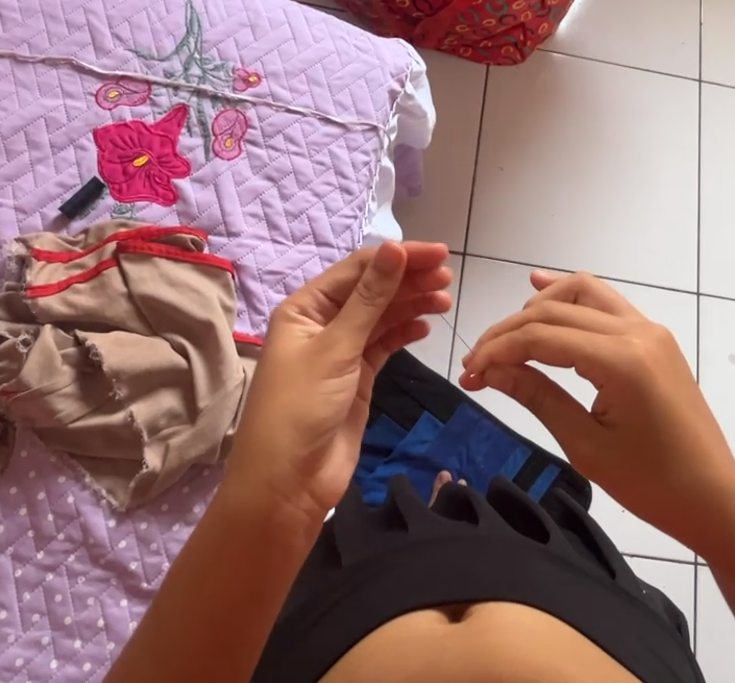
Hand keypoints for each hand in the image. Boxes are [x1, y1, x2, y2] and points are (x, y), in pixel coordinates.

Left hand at [225, 242, 453, 526]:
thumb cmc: (300, 409)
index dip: (397, 258)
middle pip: (371, 290)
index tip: (437, 253)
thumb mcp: (335, 348)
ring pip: (381, 316)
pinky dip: (404, 332)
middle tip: (447, 276)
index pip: (357, 270)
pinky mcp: (356, 377)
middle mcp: (321, 323)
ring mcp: (340, 351)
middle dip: (408, 280)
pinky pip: (384, 343)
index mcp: (304, 308)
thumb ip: (369, 298)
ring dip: (411, 305)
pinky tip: (425, 325)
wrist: (287, 485)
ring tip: (444, 299)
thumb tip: (394, 248)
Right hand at [458, 271, 734, 553]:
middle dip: (509, 331)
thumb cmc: (652, 485)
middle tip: (478, 361)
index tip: (469, 371)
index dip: (498, 350)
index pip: (541, 337)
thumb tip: (489, 371)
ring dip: (539, 306)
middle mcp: (636, 331)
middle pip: (554, 311)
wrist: (714, 498)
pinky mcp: (653, 337)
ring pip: (581, 291)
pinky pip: (605, 302)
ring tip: (507, 334)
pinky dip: (570, 298)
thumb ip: (537, 396)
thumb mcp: (586, 446)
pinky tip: (539, 291)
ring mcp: (649, 329)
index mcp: (621, 360)